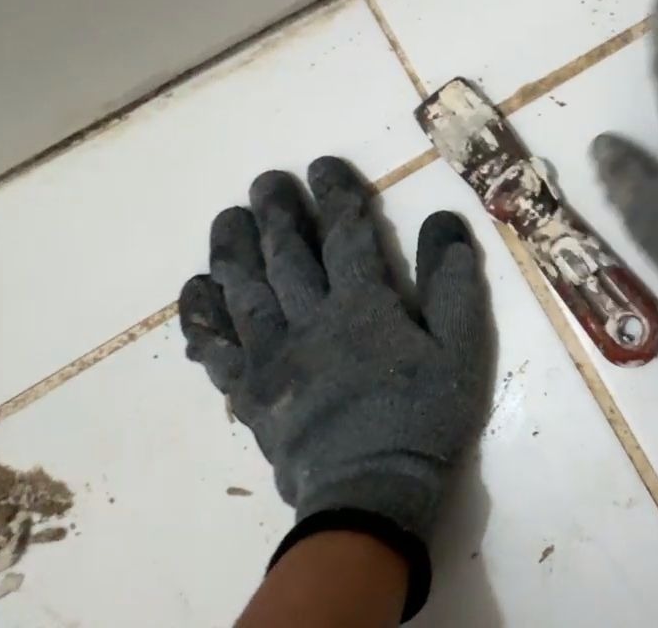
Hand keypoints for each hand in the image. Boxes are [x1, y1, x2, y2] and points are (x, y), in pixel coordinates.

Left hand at [178, 157, 490, 613]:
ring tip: (227, 217)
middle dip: (276, 211)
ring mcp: (271, 357)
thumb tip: (444, 219)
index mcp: (363, 305)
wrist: (372, 492)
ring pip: (244, 291)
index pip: (345, 235)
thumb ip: (454, 282)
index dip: (335, 195)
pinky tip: (195, 290)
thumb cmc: (425, 415)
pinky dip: (201, 316)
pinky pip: (215, 348)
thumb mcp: (462, 346)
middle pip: (286, 255)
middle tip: (266, 180)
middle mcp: (309, 320)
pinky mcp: (249, 392)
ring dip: (232, 249)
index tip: (322, 165)